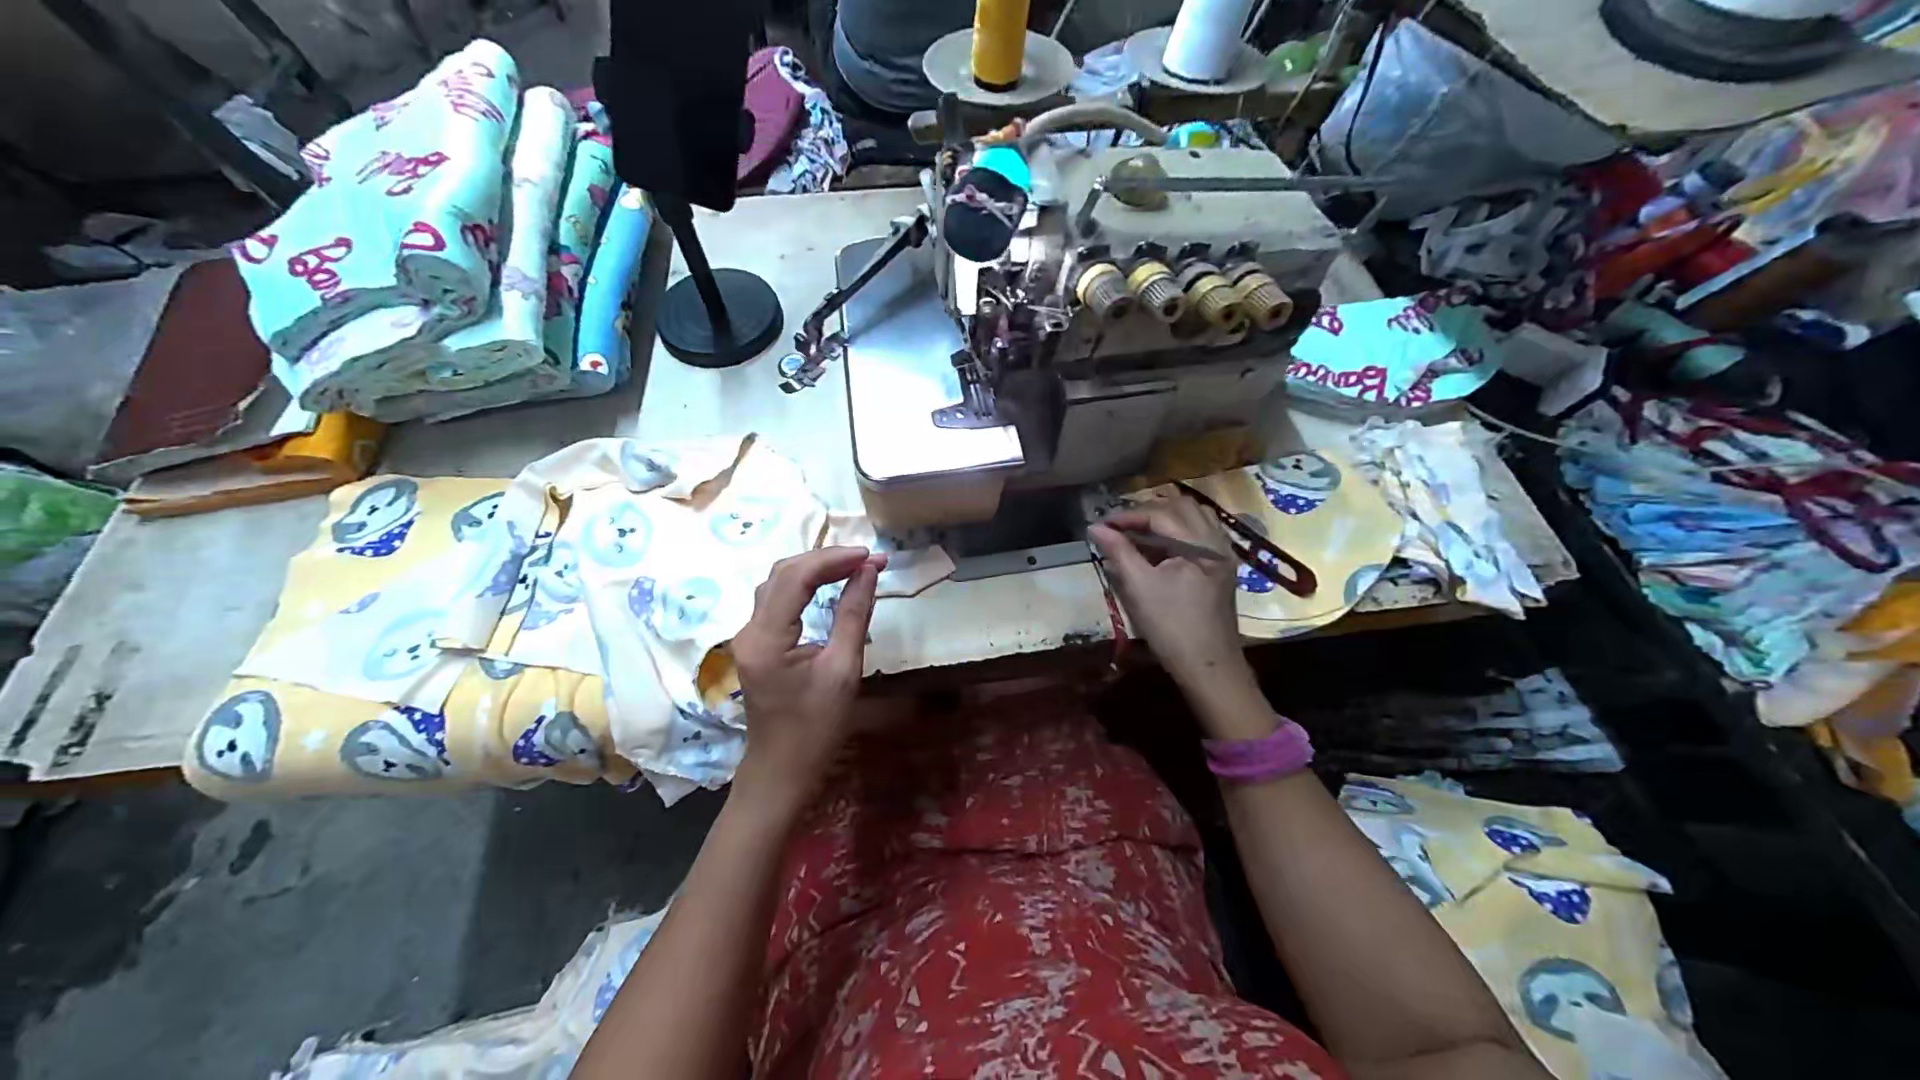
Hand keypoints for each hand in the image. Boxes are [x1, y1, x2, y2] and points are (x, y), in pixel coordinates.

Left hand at [730, 547, 886, 815]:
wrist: (782, 770)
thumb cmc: (816, 728)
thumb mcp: (843, 670)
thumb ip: (854, 615)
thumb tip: (868, 571)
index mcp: (766, 638)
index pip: (795, 578)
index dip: (833, 559)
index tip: (870, 556)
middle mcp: (749, 630)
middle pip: (782, 573)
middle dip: (825, 559)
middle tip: (867, 559)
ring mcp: (748, 636)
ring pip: (778, 583)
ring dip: (814, 568)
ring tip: (854, 565)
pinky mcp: (756, 643)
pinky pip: (778, 600)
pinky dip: (805, 585)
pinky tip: (830, 583)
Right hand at [1088, 498, 1273, 738]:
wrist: (1209, 667)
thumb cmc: (1171, 627)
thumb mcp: (1139, 587)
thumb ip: (1119, 551)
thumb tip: (1096, 527)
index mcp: (1200, 544)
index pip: (1160, 514)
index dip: (1128, 516)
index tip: (1102, 525)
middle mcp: (1218, 542)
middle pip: (1181, 508)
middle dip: (1147, 513)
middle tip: (1119, 528)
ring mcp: (1223, 555)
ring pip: (1194, 519)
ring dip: (1164, 520)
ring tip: (1137, 535)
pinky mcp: (1221, 569)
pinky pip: (1201, 535)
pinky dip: (1178, 533)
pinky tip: (1158, 549)